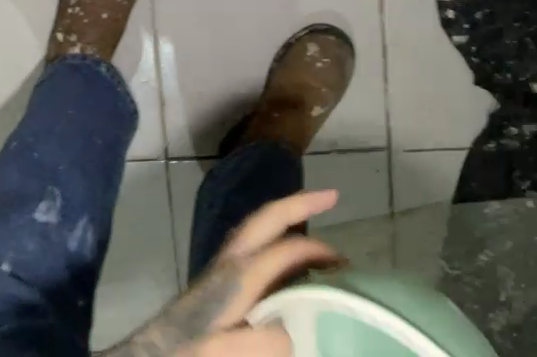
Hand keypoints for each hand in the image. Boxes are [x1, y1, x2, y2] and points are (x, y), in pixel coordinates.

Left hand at [103, 190, 341, 355]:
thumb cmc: (189, 352)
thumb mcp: (226, 351)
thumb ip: (265, 341)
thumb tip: (298, 329)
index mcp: (237, 275)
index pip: (285, 249)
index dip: (318, 251)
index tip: (348, 266)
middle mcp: (229, 261)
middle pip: (265, 220)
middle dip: (298, 204)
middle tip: (332, 195)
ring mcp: (221, 268)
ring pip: (256, 231)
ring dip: (285, 222)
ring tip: (315, 228)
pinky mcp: (216, 282)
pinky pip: (250, 247)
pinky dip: (274, 243)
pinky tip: (287, 265)